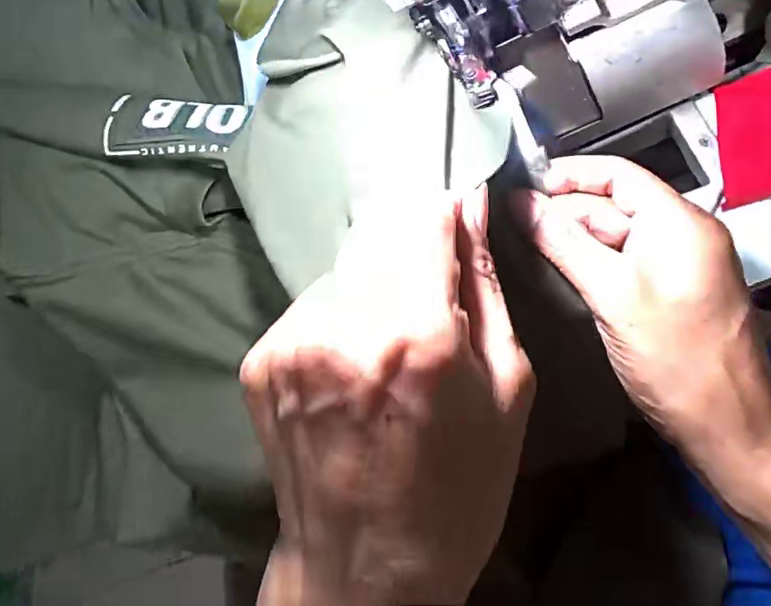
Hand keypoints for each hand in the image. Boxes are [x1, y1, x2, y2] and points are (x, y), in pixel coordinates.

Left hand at [239, 188, 534, 605]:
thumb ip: (485, 280)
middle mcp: (347, 331)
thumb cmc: (461, 483)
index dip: (447, 215)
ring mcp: (294, 345)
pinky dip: (346, 310)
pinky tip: (359, 360)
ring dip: (380, 280)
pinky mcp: (262, 361)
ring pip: (352, 261)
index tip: (458, 222)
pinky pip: (319, 298)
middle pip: (386, 232)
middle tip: (434, 303)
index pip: (427, 217)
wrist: (366, 577)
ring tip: (397, 339)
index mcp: (420, 338)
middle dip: (416, 251)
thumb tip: (473, 203)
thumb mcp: (508, 382)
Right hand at [511, 157, 770, 472]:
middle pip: (618, 203)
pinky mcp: (682, 287)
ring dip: (582, 238)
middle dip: (570, 210)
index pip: (619, 173)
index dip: (571, 173)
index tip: (532, 183)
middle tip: (523, 220)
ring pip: (624, 233)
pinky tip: (573, 270)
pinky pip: (636, 258)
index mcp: (681, 221)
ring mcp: (688, 261)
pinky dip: (603, 260)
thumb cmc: (682, 366)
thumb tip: (525, 205)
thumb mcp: (610, 296)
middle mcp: (690, 232)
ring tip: (538, 246)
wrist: (729, 429)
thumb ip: (563, 243)